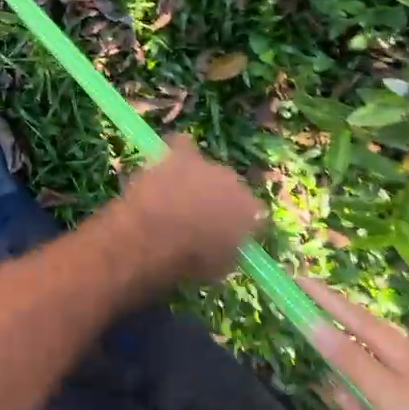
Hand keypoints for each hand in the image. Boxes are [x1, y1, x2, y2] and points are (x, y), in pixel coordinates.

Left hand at [103, 137, 264, 282]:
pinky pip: (181, 144)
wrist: (156, 236)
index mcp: (252, 212)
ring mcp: (207, 166)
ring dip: (194, 177)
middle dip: (215, 197)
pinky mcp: (180, 156)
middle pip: (228, 186)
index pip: (252, 212)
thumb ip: (230, 248)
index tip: (221, 230)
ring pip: (204, 167)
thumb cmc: (191, 260)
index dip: (236, 221)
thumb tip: (225, 244)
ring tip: (175, 192)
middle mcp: (235, 183)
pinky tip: (166, 161)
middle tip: (194, 212)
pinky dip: (175, 151)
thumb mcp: (221, 266)